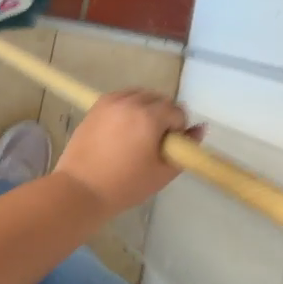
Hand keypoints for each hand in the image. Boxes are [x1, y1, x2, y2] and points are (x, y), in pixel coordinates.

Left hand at [54, 88, 199, 214]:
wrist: (81, 188)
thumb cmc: (126, 184)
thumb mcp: (163, 171)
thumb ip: (185, 148)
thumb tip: (200, 128)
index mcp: (149, 116)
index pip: (177, 111)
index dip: (178, 129)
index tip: (169, 147)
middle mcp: (130, 102)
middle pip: (159, 99)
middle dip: (163, 116)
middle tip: (155, 141)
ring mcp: (110, 102)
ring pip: (139, 95)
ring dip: (146, 108)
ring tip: (139, 134)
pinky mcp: (96, 107)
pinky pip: (120, 98)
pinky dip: (128, 107)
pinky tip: (124, 128)